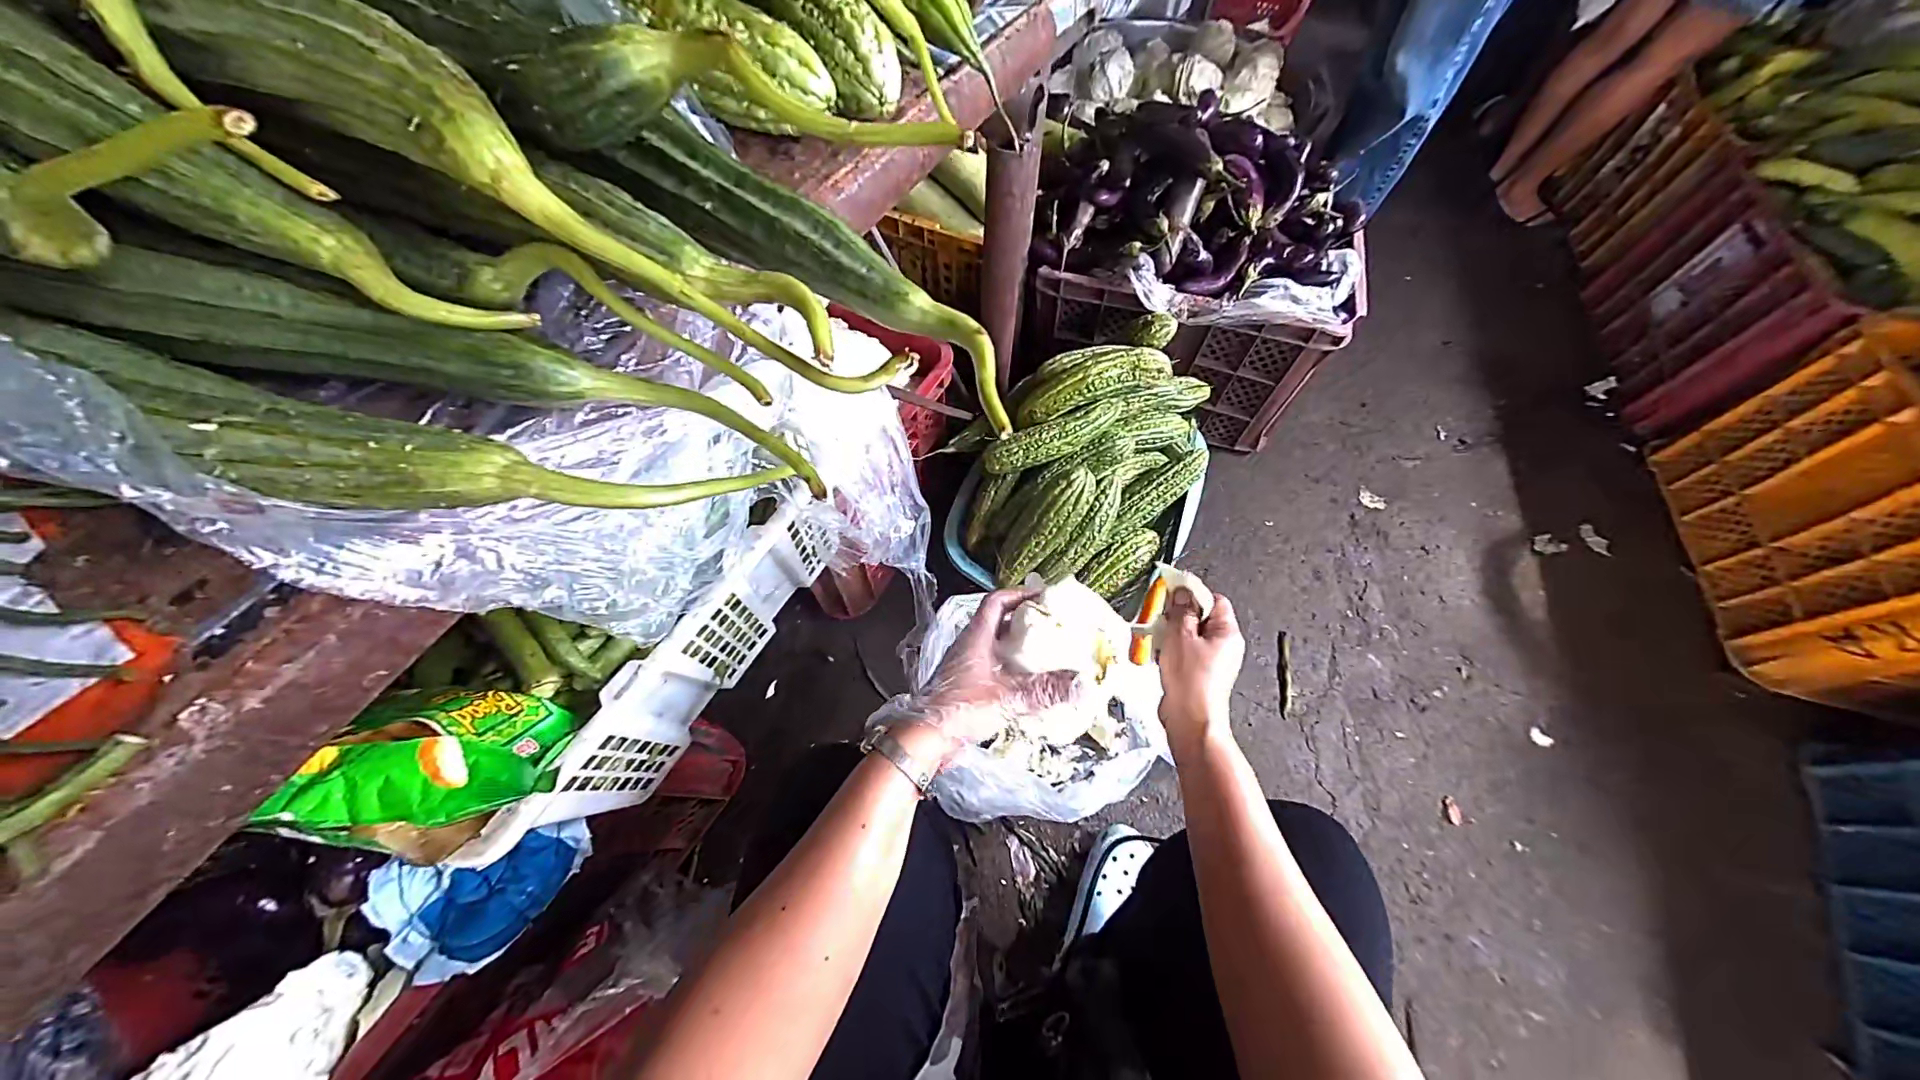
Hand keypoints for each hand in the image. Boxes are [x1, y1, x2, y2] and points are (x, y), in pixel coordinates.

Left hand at [885, 588, 1080, 761]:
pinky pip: (991, 666)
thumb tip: (1082, 684)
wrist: (925, 738)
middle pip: (997, 621)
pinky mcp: (964, 685)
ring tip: (1043, 650)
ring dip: (1016, 644)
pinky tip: (1025, 681)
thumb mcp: (1008, 698)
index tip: (1042, 596)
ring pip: (994, 645)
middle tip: (1049, 623)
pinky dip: (1010, 667)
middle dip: (1023, 619)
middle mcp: (968, 646)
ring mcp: (964, 665)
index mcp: (975, 637)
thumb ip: (1045, 691)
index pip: (996, 602)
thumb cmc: (961, 708)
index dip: (1019, 594)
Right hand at [1157, 588, 1244, 754]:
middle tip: (1163, 618)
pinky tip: (1160, 657)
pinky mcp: (1199, 673)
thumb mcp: (1180, 636)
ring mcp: (1212, 661)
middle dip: (1178, 616)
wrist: (1190, 720)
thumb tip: (1182, 593)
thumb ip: (1180, 610)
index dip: (1193, 593)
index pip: (1214, 600)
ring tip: (1160, 641)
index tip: (1173, 591)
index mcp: (1228, 633)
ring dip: (1172, 635)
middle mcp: (1224, 646)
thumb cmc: (1191, 682)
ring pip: (1190, 636)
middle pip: (1201, 617)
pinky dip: (1171, 651)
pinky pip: (1185, 652)